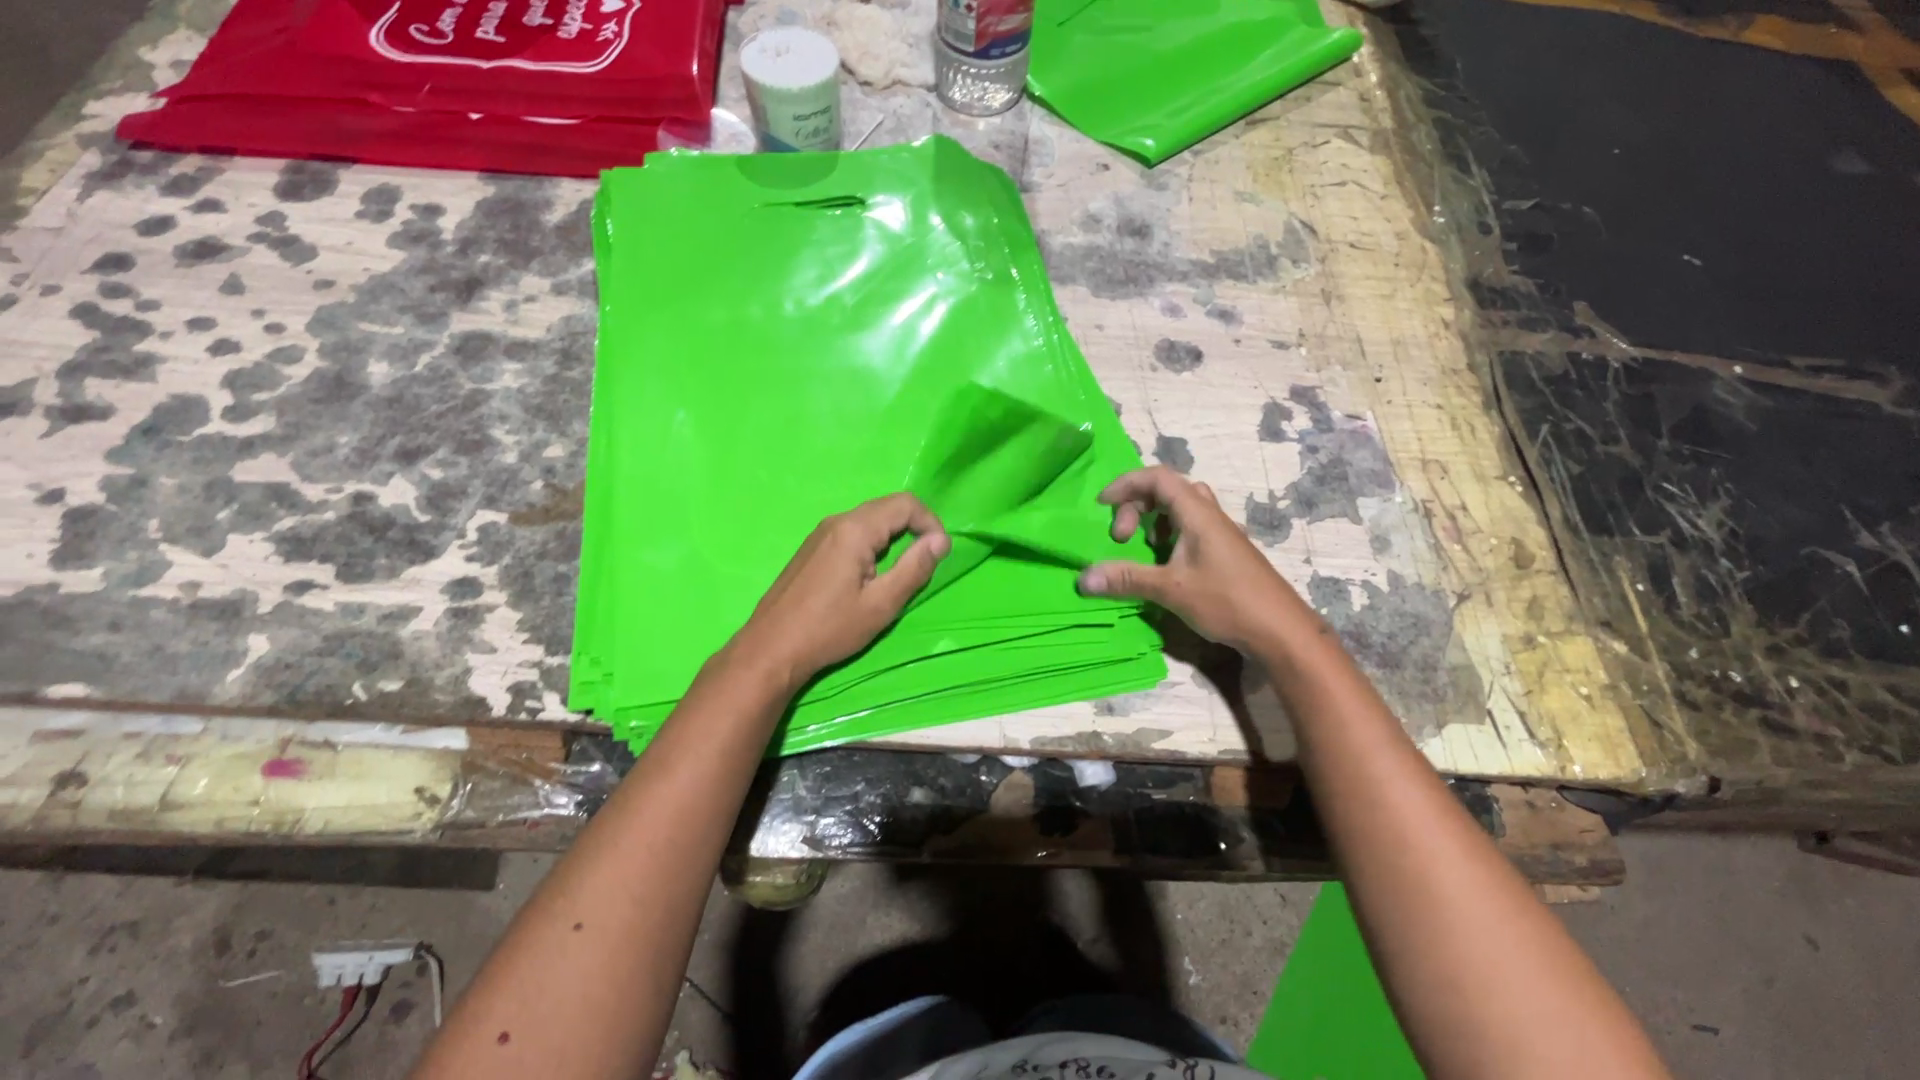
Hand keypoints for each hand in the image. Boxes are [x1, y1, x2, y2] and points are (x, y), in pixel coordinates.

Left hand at [730, 493, 950, 691]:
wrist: (772, 647)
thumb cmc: (830, 628)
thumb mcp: (882, 604)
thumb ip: (914, 568)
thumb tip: (941, 540)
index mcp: (855, 529)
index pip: (905, 503)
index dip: (931, 522)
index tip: (940, 553)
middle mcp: (836, 521)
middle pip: (887, 507)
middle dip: (914, 528)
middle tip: (924, 563)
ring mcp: (820, 533)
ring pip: (869, 520)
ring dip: (893, 538)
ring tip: (898, 574)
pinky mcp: (812, 548)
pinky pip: (852, 533)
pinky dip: (873, 544)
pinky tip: (869, 576)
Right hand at [1077, 467, 1303, 650]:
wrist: (1279, 629)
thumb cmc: (1227, 601)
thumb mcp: (1171, 589)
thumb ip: (1127, 579)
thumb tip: (1084, 578)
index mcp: (1197, 513)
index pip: (1157, 477)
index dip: (1125, 484)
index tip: (1101, 505)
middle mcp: (1209, 515)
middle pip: (1168, 489)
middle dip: (1136, 505)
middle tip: (1122, 537)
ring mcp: (1220, 533)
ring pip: (1180, 509)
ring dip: (1153, 521)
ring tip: (1140, 550)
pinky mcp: (1224, 552)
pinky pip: (1189, 528)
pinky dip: (1168, 537)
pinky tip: (1164, 567)